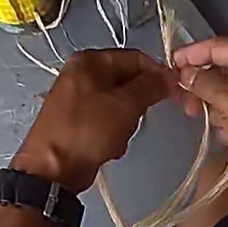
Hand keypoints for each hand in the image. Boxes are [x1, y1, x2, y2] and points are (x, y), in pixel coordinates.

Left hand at [13, 48, 174, 190]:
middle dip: (140, 101)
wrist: (54, 167)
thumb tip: (169, 76)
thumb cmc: (88, 131)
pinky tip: (111, 144)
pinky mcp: (80, 119)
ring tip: (121, 134)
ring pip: (122, 102)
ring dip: (129, 120)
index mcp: (91, 61)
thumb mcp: (125, 105)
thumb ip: (150, 87)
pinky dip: (116, 131)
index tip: (174, 94)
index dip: (158, 74)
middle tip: (140, 118)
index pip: (137, 58)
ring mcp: (80, 97)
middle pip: (129, 80)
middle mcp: (83, 73)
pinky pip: (110, 119)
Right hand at [171, 37, 227, 180]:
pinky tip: (227, 133)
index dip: (191, 55)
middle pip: (220, 71)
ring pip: (226, 93)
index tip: (170, 65)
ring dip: (213, 107)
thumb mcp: (226, 98)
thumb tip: (184, 73)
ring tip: (201, 119)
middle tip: (182, 101)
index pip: (217, 46)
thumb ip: (201, 81)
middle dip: (201, 87)